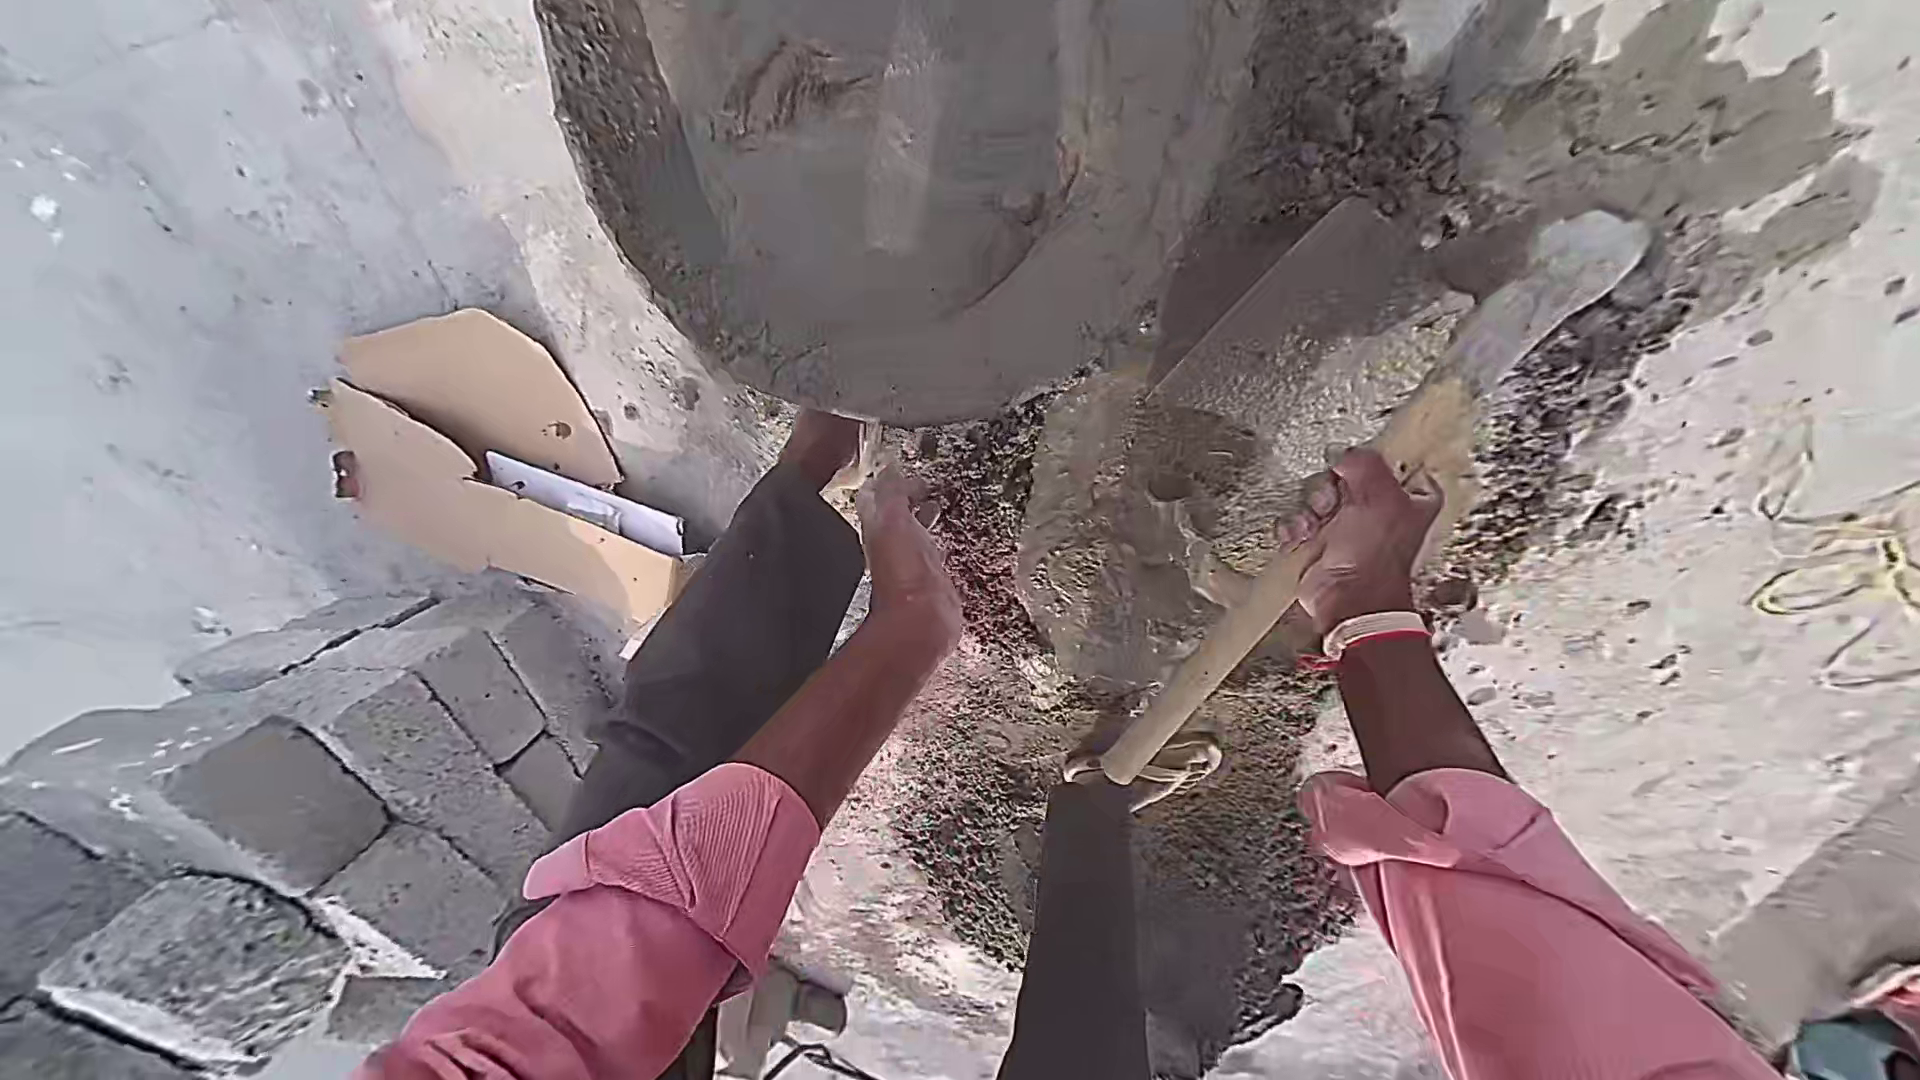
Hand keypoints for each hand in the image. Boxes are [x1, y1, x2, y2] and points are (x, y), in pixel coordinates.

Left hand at [856, 466, 962, 649]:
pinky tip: (953, 537)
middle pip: (898, 516)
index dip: (892, 483)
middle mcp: (894, 547)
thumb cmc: (906, 574)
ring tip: (940, 504)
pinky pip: (936, 552)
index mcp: (881, 530)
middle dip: (911, 499)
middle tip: (926, 484)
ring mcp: (915, 564)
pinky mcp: (935, 579)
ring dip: (926, 518)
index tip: (907, 470)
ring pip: (917, 533)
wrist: (923, 620)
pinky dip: (941, 540)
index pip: (880, 499)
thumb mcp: (895, 521)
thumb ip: (893, 494)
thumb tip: (891, 468)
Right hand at [1280, 448, 1442, 634]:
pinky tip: (1300, 537)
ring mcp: (1345, 527)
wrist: (1345, 597)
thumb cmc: (1372, 555)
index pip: (1385, 465)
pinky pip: (1295, 520)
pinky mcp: (1317, 542)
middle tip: (1332, 505)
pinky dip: (1293, 528)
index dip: (1364, 466)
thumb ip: (1364, 464)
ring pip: (1314, 498)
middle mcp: (1377, 510)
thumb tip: (1342, 452)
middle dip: (1327, 491)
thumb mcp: (1379, 496)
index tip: (1353, 472)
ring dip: (1307, 511)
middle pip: (1341, 478)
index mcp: (1408, 498)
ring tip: (1314, 527)